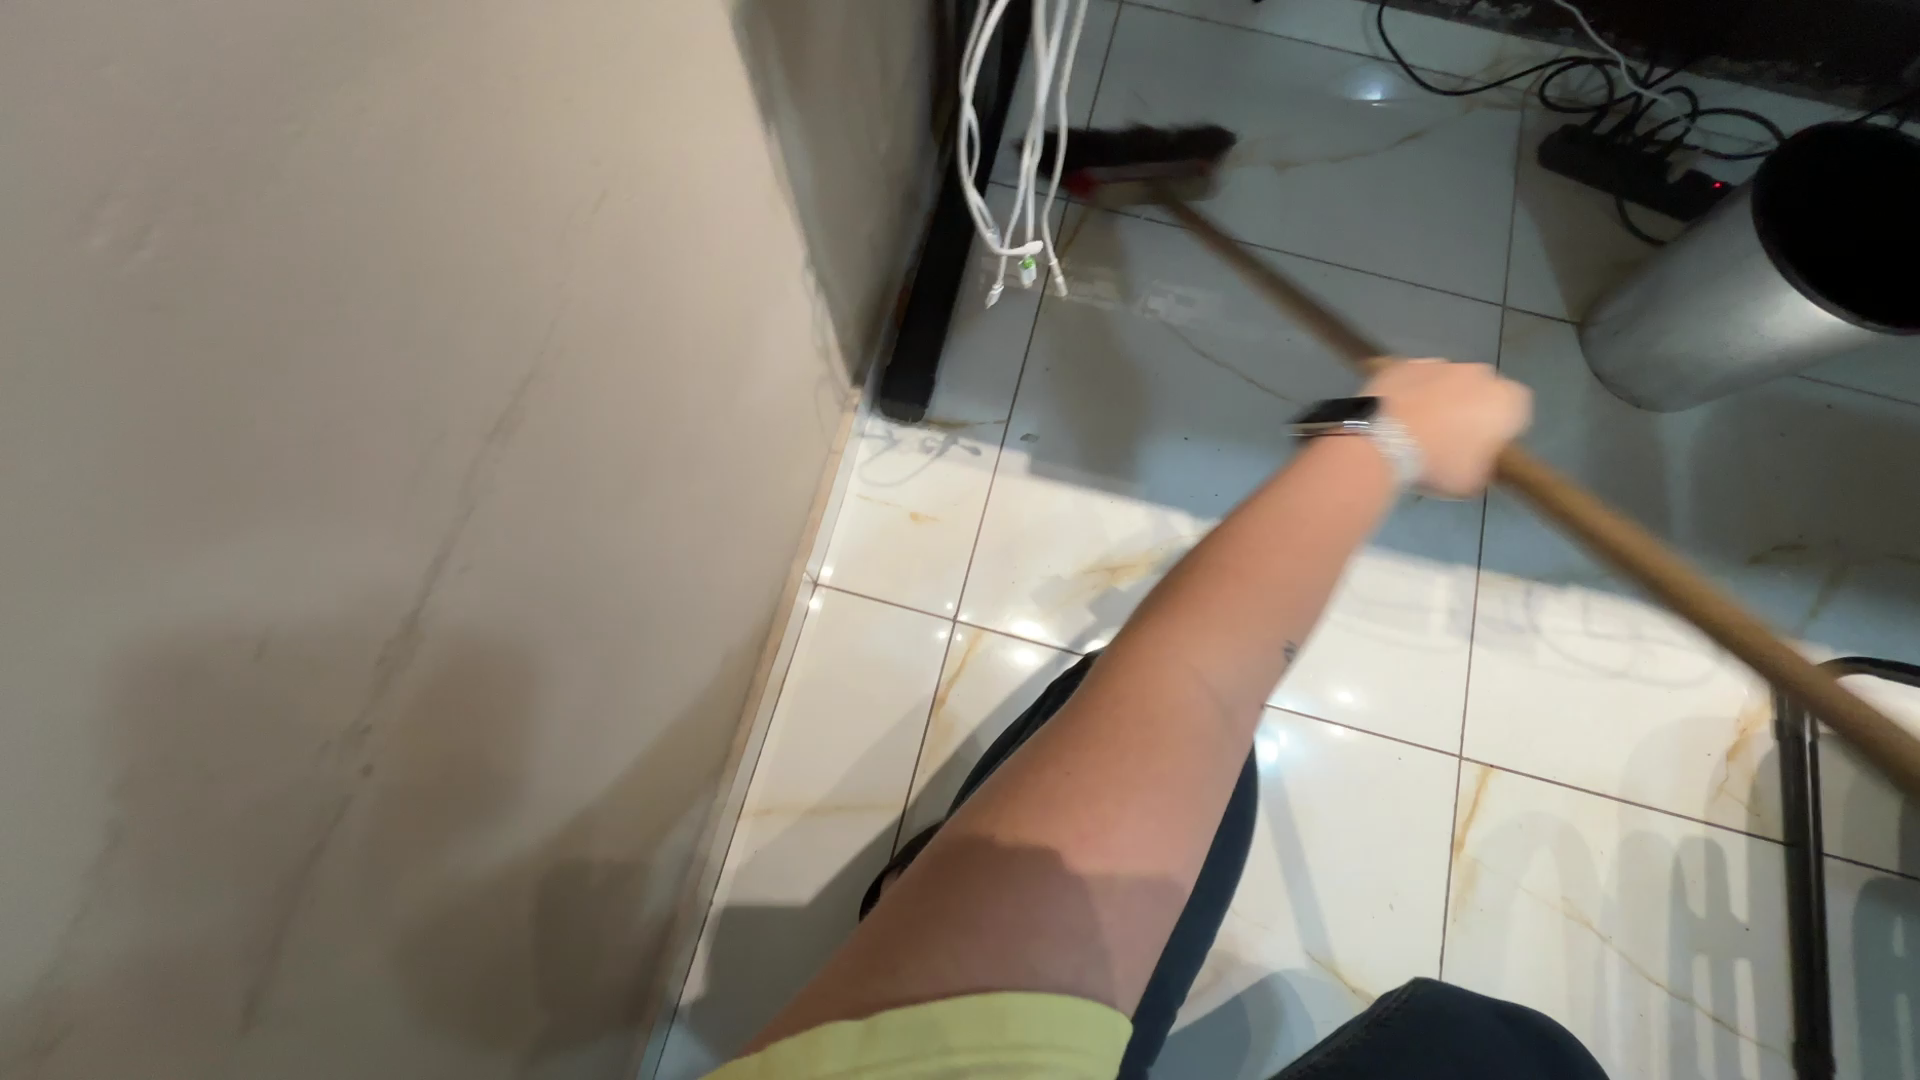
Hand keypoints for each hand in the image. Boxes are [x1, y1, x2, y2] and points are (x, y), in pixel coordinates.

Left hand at [1363, 359, 1530, 496]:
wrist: (1380, 442)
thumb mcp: (1472, 481)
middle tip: (1443, 439)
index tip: (1475, 450)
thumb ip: (1484, 466)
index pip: (1513, 417)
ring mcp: (1441, 364)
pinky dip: (1408, 392)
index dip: (1495, 435)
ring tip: (1413, 428)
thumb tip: (1475, 463)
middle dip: (1468, 412)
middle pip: (1481, 395)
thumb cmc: (1435, 464)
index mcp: (1510, 401)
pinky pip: (1414, 379)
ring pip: (1447, 384)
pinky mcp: (1405, 363)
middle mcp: (1482, 374)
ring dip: (1437, 400)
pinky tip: (1395, 414)